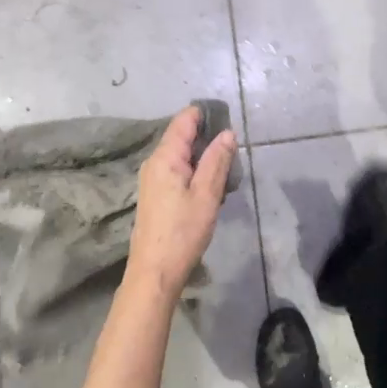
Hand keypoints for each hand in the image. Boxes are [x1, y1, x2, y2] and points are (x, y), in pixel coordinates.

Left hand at [126, 105, 238, 298]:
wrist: (154, 272)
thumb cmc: (182, 232)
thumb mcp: (207, 194)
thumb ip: (217, 160)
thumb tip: (227, 133)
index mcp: (165, 157)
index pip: (184, 120)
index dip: (206, 115)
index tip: (230, 120)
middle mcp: (154, 162)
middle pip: (182, 136)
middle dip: (207, 138)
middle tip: (234, 150)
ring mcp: (152, 179)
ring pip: (181, 155)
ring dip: (203, 157)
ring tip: (227, 170)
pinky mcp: (155, 194)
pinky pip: (176, 170)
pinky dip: (194, 171)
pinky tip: (210, 187)